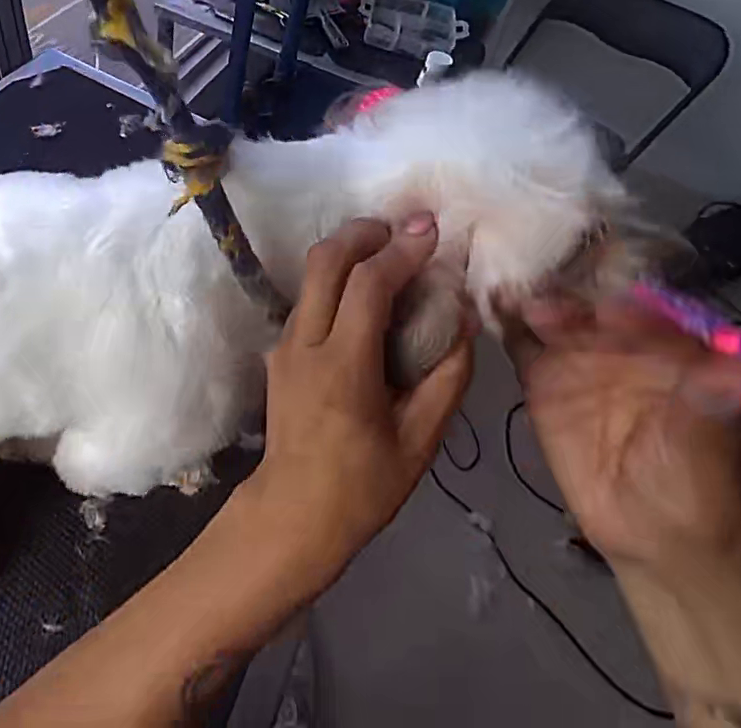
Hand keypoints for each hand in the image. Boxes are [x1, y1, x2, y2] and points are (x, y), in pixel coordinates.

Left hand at [241, 215, 475, 583]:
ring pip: (310, 276)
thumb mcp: (420, 440)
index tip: (430, 230)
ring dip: (346, 252)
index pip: (367, 285)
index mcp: (342, 366)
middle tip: (401, 228)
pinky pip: (308, 299)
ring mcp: (283, 344)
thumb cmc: (363, 484)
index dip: (400, 250)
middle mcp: (304, 343)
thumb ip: (446, 377)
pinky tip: (365, 294)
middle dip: (362, 232)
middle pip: (323, 260)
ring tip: (388, 253)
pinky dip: (335, 279)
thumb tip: (463, 321)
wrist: (293, 511)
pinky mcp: (277, 351)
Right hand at [508, 295, 740, 579]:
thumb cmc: (695, 488)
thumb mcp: (706, 442)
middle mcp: (618, 337)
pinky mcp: (540, 374)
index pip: (639, 296)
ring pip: (547, 311)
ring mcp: (575, 353)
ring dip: (524, 294)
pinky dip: (500, 320)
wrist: (650, 537)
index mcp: (666, 341)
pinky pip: (518, 340)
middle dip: (560, 282)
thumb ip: (714, 398)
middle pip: (585, 295)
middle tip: (532, 276)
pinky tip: (481, 303)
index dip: (615, 279)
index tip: (588, 269)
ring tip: (499, 284)